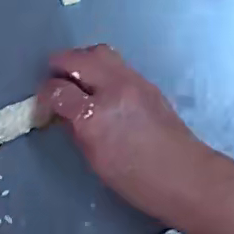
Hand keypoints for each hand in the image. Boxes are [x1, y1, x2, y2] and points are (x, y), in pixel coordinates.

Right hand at [37, 45, 214, 219]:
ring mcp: (132, 81)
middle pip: (76, 58)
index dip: (44, 96)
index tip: (43, 106)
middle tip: (56, 83)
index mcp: (95, 116)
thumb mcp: (96, 160)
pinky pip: (115, 62)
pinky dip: (100, 67)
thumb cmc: (139, 181)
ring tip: (77, 79)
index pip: (57, 90)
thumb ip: (75, 129)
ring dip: (81, 61)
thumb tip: (62, 110)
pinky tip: (101, 86)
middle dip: (60, 67)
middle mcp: (112, 89)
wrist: (190, 178)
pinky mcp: (146, 82)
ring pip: (97, 52)